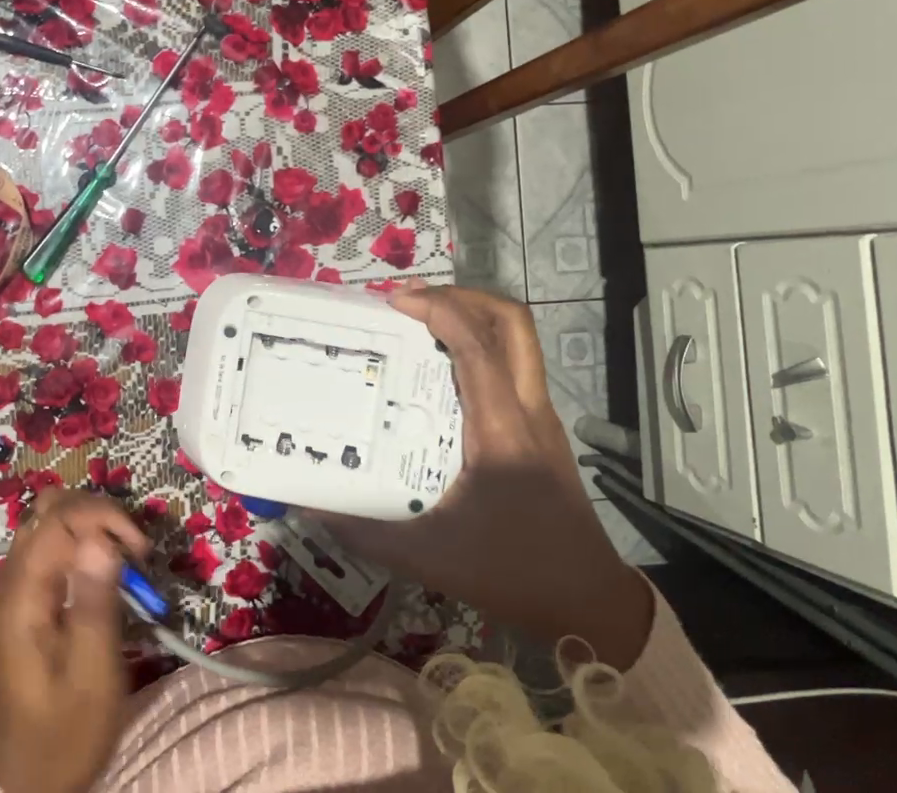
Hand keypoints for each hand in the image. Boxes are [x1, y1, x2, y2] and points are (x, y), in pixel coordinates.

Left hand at [0, 487, 149, 792]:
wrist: (27, 775)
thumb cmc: (66, 730)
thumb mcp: (91, 674)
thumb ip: (94, 601)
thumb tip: (102, 537)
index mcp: (21, 591)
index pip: (60, 516)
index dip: (105, 517)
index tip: (141, 551)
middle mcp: (10, 576)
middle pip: (50, 507)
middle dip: (99, 514)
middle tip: (134, 552)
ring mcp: (13, 583)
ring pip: (50, 520)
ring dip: (92, 525)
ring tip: (126, 560)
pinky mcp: (24, 595)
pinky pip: (51, 545)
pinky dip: (82, 542)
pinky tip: (105, 571)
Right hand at [311, 285, 653, 667]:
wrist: (587, 601)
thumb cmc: (511, 572)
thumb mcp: (428, 557)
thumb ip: (364, 532)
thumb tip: (308, 507)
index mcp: (502, 431)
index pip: (476, 346)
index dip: (439, 310)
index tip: (394, 302)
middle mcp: (527, 411)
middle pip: (512, 322)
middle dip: (462, 296)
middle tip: (410, 301)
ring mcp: (539, 418)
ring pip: (517, 340)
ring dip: (471, 317)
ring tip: (419, 323)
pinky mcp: (539, 431)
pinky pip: (512, 366)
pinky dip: (478, 347)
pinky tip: (439, 373)